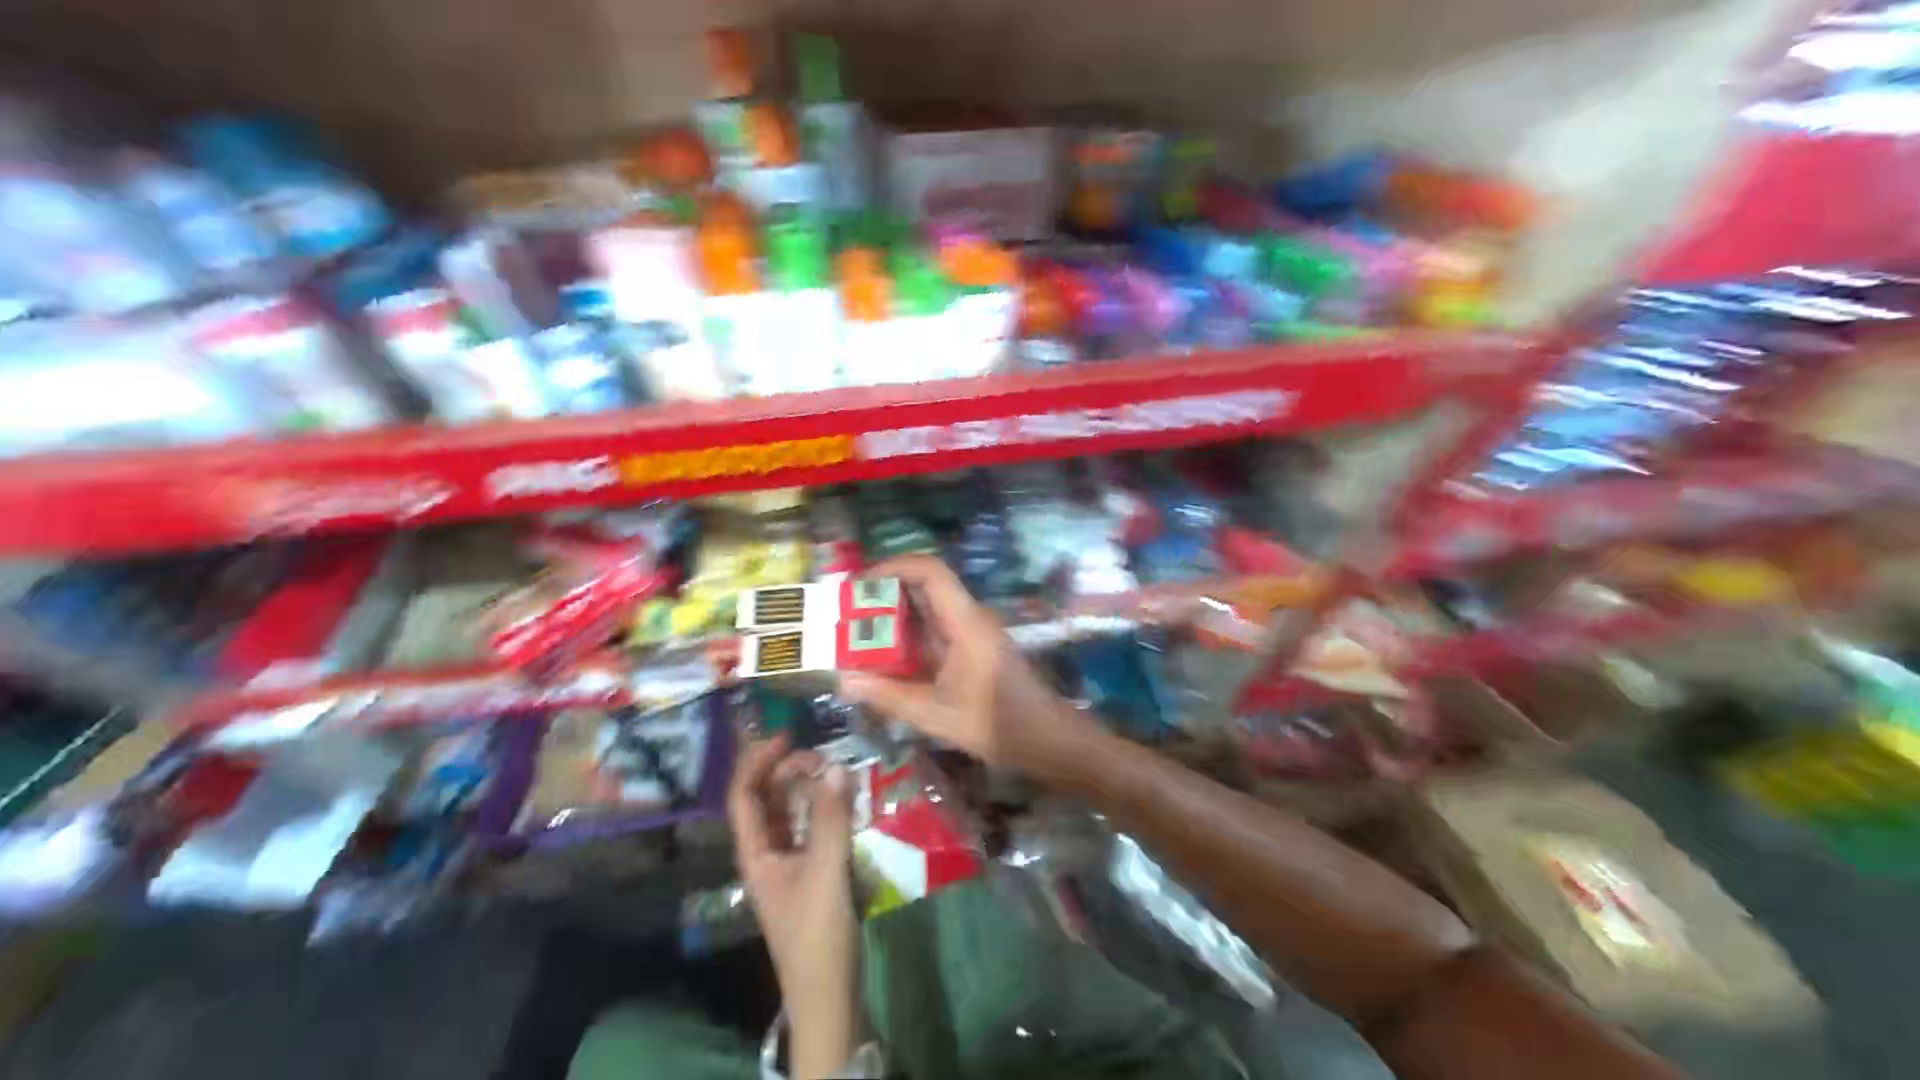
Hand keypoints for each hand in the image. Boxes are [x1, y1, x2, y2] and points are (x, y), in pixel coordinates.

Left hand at [728, 735, 858, 1077]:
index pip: (744, 796)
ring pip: (791, 813)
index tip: (786, 736)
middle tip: (825, 758)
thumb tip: (837, 767)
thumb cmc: (818, 936)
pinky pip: (811, 828)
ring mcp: (788, 864)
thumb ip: (832, 819)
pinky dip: (824, 809)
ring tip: (836, 772)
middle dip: (790, 772)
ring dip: (808, 789)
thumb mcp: (826, 873)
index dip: (758, 762)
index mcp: (756, 853)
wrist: (829, 996)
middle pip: (768, 799)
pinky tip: (846, 802)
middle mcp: (766, 853)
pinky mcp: (810, 873)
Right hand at [838, 555, 1103, 782]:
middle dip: (884, 595)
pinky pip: (935, 632)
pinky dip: (909, 639)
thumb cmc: (997, 724)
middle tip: (846, 614)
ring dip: (894, 619)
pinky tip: (886, 661)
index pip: (929, 570)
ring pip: (928, 611)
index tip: (857, 585)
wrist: (1049, 740)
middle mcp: (969, 618)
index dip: (891, 567)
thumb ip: (889, 695)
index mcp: (965, 621)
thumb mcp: (935, 714)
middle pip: (924, 587)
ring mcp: (973, 633)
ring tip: (856, 637)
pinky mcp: (974, 650)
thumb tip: (843, 679)